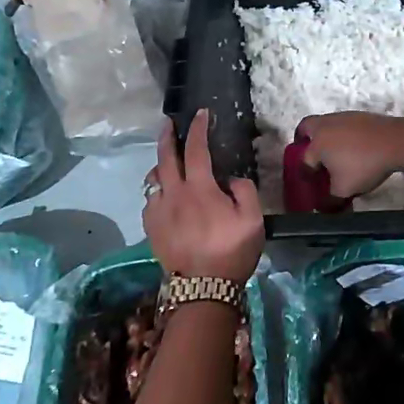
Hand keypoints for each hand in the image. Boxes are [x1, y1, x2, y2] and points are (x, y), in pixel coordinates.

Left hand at [143, 110, 263, 281]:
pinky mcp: (151, 228)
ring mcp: (159, 211)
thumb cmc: (232, 252)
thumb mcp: (253, 220)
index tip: (201, 114)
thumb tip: (231, 180)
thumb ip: (244, 191)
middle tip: (168, 123)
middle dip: (166, 136)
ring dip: (160, 165)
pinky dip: (157, 192)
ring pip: (153, 179)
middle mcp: (174, 194)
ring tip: (167, 162)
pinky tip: (165, 197)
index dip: (198, 128)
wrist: (203, 289)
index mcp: (200, 189)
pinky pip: (150, 201)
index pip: (196, 149)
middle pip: (164, 157)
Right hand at [298, 112, 403, 197]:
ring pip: (325, 125)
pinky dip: (342, 135)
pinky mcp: (358, 115)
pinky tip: (353, 147)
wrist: (395, 141)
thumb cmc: (364, 165)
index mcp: (316, 145)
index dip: (305, 174)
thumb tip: (322, 208)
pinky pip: (342, 125)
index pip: (304, 161)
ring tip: (336, 154)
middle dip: (303, 139)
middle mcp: (324, 126)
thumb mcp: (345, 190)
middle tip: (308, 152)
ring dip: (325, 137)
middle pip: (305, 128)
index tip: (310, 182)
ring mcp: (342, 117)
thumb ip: (330, 201)